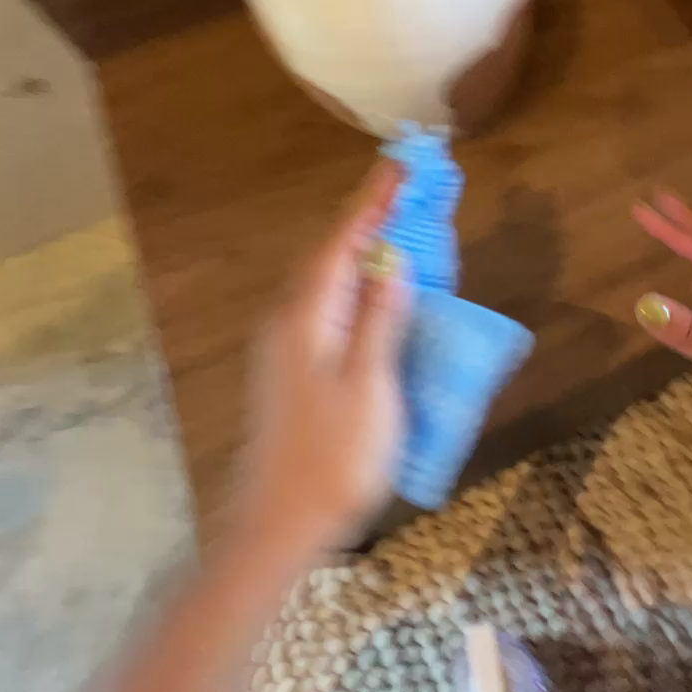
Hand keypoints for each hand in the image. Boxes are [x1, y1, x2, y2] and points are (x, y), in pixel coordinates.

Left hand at [239, 161, 412, 543]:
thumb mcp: (369, 385)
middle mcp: (291, 320)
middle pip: (334, 253)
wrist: (280, 526)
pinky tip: (386, 287)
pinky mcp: (298, 364)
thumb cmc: (332, 457)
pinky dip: (362, 282)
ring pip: (333, 278)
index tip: (400, 166)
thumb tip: (393, 260)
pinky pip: (334, 303)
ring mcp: (291, 343)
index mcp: (306, 317)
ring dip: (368, 248)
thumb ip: (380, 318)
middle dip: (372, 217)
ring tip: (406, 225)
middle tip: (411, 189)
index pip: (341, 243)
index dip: (372, 203)